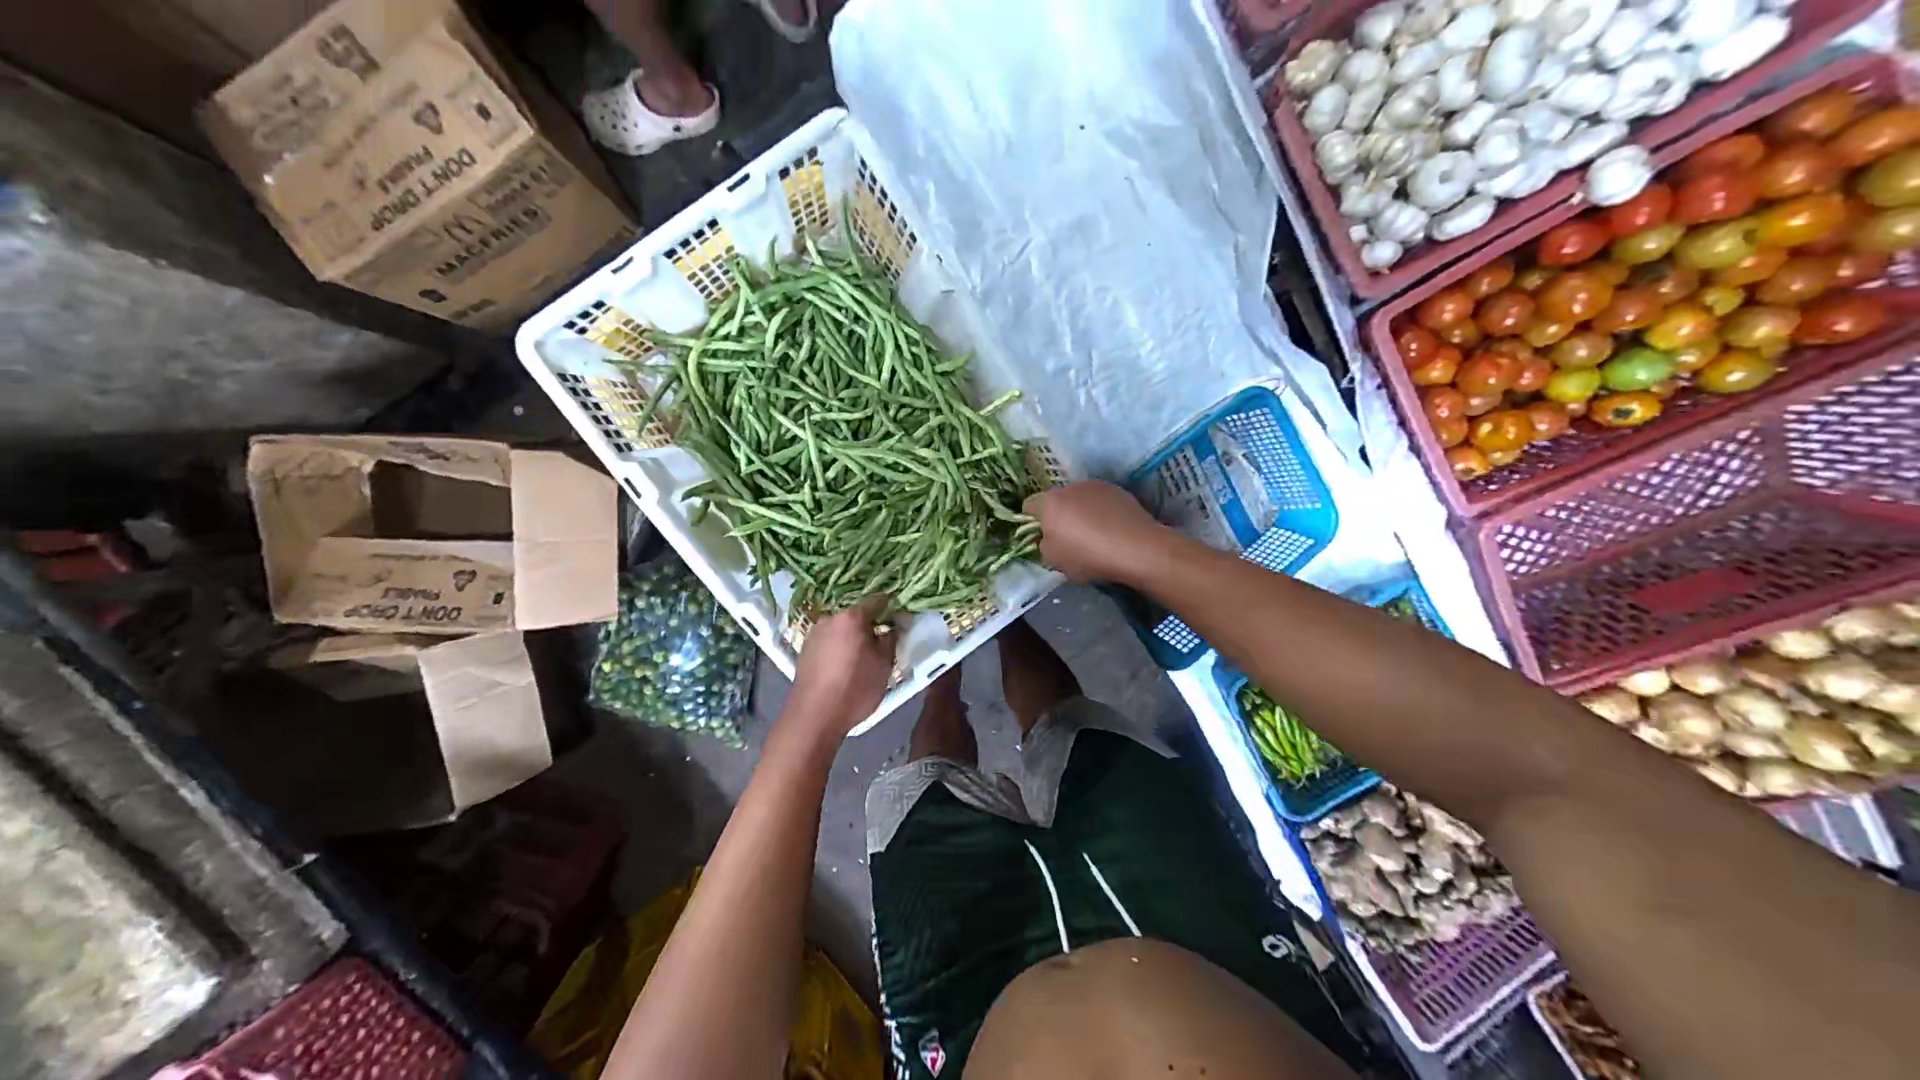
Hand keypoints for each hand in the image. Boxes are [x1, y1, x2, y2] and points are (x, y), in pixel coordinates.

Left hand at [784, 597, 896, 739]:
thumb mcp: (884, 664)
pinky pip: (828, 643)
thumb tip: (889, 628)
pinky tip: (842, 668)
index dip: (890, 608)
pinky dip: (837, 649)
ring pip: (840, 630)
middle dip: (869, 626)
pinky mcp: (804, 650)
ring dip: (851, 639)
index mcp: (852, 617)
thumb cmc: (855, 687)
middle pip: (856, 616)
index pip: (877, 601)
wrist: (814, 715)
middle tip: (880, 645)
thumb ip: (890, 639)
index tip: (899, 619)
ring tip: (860, 660)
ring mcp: (813, 634)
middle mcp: (830, 619)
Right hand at [1023, 481, 1175, 583]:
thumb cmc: (1088, 556)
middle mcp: (1070, 487)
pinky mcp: (1118, 490)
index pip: (1028, 506)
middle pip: (1056, 500)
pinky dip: (1101, 512)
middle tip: (1069, 540)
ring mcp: (1096, 486)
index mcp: (1049, 502)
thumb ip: (1044, 544)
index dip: (1032, 522)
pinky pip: (1100, 501)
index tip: (1043, 538)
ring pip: (1079, 499)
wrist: (1137, 549)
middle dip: (1059, 516)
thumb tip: (1049, 537)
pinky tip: (1111, 530)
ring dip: (1080, 512)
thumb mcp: (1054, 560)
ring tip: (1094, 535)